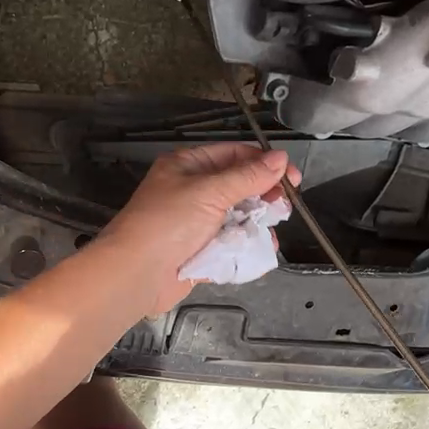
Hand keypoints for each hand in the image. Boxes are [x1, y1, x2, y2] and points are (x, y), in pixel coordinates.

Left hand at [93, 143, 298, 313]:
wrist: (136, 274)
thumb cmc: (166, 224)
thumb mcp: (209, 191)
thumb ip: (247, 177)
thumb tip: (279, 159)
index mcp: (187, 166)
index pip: (233, 155)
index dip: (264, 163)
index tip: (292, 177)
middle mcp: (190, 190)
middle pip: (238, 187)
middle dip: (263, 196)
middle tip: (283, 207)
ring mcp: (194, 222)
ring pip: (236, 217)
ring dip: (256, 224)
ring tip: (269, 232)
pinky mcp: (198, 251)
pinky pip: (229, 245)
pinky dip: (245, 247)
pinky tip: (260, 250)